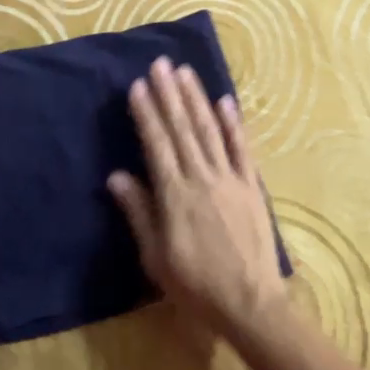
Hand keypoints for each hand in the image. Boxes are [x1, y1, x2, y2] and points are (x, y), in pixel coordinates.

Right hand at [107, 58, 286, 336]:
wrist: (250, 305)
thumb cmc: (195, 285)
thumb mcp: (156, 256)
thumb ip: (138, 212)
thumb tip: (117, 175)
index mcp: (174, 195)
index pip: (157, 144)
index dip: (146, 113)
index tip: (137, 85)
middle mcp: (201, 178)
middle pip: (182, 129)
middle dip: (169, 93)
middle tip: (160, 64)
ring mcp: (229, 180)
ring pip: (210, 130)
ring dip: (196, 98)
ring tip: (185, 71)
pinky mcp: (252, 188)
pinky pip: (242, 149)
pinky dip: (233, 124)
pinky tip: (225, 101)